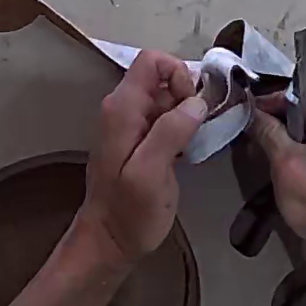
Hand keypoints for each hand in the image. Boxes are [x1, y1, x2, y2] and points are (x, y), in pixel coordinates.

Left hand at [75, 50, 207, 267]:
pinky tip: (187, 147)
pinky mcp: (142, 136)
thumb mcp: (150, 173)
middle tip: (195, 128)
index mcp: (122, 108)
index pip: (152, 60)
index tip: (190, 106)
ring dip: (188, 110)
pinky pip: (168, 113)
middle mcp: (124, 107)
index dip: (178, 74)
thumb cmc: (128, 213)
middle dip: (188, 94)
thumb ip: (171, 131)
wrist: (107, 245)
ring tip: (194, 140)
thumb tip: (197, 102)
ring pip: (169, 94)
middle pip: (164, 76)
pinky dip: (184, 123)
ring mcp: (132, 122)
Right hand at [246, 85, 305, 269]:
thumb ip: (268, 131)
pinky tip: (285, 155)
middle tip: (254, 123)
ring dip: (292, 130)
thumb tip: (250, 109)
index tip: (252, 105)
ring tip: (265, 139)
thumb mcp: (288, 165)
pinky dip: (305, 143)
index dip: (279, 94)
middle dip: (283, 113)